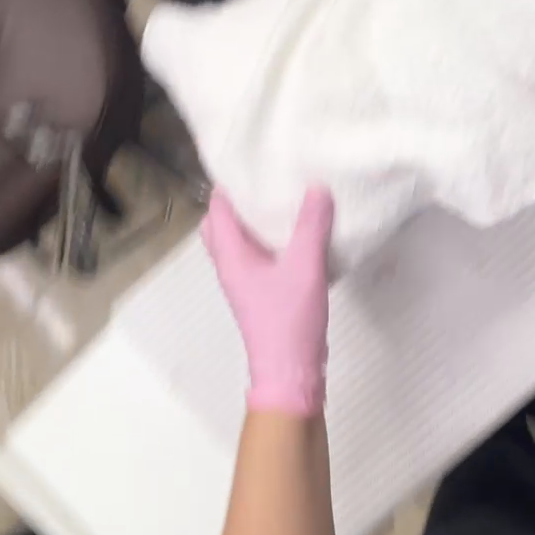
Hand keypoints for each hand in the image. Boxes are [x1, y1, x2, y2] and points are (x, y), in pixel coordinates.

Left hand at [201, 187, 335, 415]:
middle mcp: (232, 268)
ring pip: (242, 244)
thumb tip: (317, 187)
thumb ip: (311, 226)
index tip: (249, 162)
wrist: (291, 372)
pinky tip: (300, 236)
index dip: (228, 185)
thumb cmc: (288, 319)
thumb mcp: (305, 266)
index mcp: (231, 257)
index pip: (217, 211)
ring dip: (256, 224)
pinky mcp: (264, 295)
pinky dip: (273, 242)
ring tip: (284, 202)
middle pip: (221, 228)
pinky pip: (261, 259)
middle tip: (264, 183)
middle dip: (237, 204)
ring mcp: (247, 284)